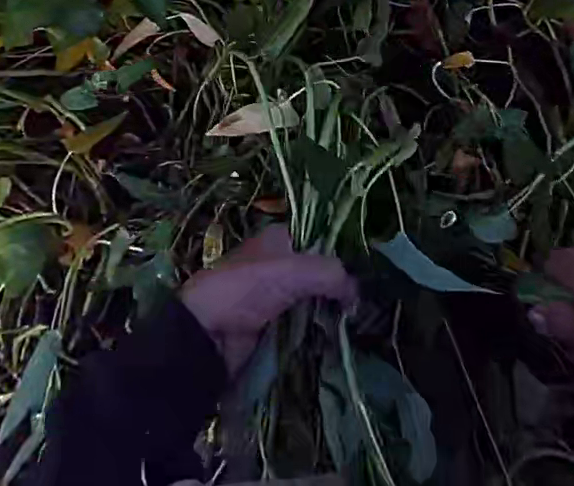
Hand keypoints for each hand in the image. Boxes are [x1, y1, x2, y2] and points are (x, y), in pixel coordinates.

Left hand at [180, 225, 356, 374]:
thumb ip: (330, 275)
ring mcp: (274, 293)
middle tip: (365, 301)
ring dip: (330, 310)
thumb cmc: (246, 289)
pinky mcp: (272, 323)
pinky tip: (338, 336)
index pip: (320, 237)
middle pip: (318, 270)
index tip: (367, 270)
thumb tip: (358, 293)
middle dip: (339, 285)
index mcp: (279, 237)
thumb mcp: (292, 272)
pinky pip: (303, 321)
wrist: (206, 334)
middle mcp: (278, 261)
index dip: (341, 251)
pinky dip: (317, 328)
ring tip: (357, 321)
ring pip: (313, 297)